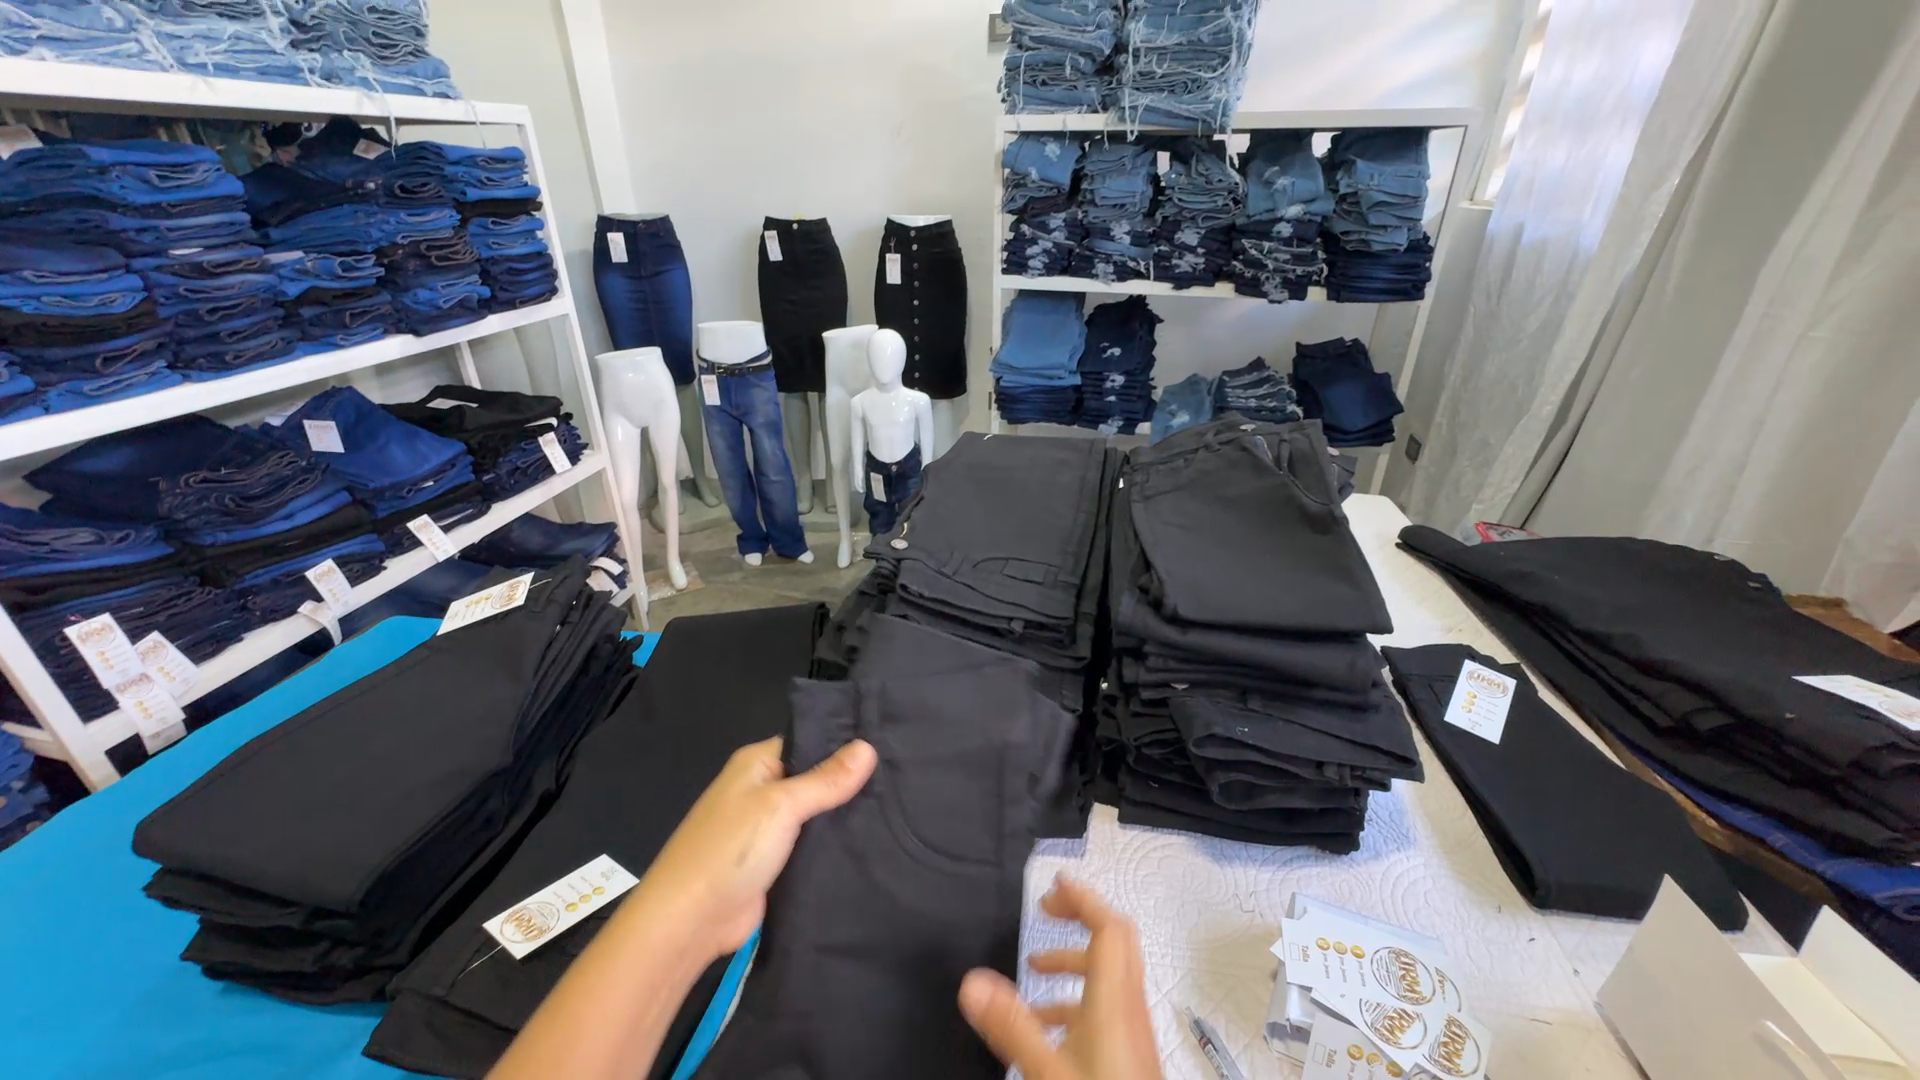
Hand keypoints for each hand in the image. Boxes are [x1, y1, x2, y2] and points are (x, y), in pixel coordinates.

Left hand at [632, 736, 876, 961]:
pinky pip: (812, 846)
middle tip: (903, 782)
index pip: (808, 741)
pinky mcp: (776, 864)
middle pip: (815, 779)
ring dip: (845, 817)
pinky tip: (874, 843)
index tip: (890, 745)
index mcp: (756, 763)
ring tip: (900, 809)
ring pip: (816, 815)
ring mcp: (768, 829)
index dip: (845, 744)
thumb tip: (868, 747)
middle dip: (851, 783)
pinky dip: (834, 845)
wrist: (690, 922)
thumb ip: (826, 780)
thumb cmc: (731, 850)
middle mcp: (762, 790)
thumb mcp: (781, 806)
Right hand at [958, 876, 1161, 1079]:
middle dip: (1080, 918)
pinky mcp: (1130, 1052)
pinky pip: (1106, 1005)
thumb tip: (970, 980)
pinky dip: (1077, 997)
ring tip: (1032, 967)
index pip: (1108, 927)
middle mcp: (1129, 1007)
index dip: (1084, 899)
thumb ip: (1011, 1025)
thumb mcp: (1047, 1069)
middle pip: (1116, 941)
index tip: (1054, 884)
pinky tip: (1044, 1024)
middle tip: (1046, 911)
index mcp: (1113, 1000)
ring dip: (1073, 960)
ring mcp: (1133, 1030)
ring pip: (1110, 974)